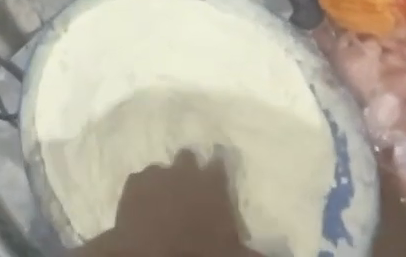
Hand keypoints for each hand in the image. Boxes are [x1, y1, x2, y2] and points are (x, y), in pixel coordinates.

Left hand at [70, 153, 259, 256]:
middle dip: (191, 167)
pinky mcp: (132, 182)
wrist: (150, 254)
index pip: (220, 163)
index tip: (222, 163)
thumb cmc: (200, 253)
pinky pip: (142, 179)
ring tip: (170, 198)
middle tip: (195, 186)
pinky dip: (147, 189)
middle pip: (188, 157)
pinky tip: (149, 203)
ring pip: (163, 168)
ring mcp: (154, 174)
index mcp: (211, 185)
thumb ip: (254, 250)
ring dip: (168, 179)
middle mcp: (183, 172)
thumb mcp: (236, 255)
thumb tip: (273, 252)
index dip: (221, 162)